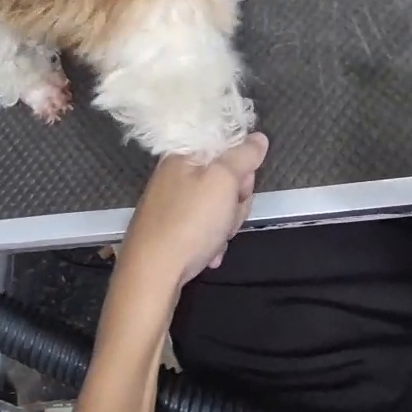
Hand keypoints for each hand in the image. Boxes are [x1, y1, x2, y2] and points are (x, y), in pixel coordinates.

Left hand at [118, 134, 267, 288]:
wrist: (152, 273)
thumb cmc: (190, 222)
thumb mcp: (223, 181)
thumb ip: (243, 156)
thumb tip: (258, 138)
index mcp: (184, 155)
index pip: (227, 148)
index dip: (242, 169)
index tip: (241, 187)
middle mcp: (175, 174)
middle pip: (224, 179)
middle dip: (235, 201)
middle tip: (228, 215)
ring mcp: (171, 203)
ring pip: (217, 206)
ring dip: (225, 225)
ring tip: (216, 239)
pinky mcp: (170, 228)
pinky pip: (203, 227)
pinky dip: (211, 241)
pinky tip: (209, 254)